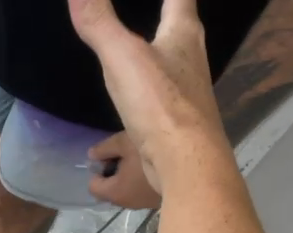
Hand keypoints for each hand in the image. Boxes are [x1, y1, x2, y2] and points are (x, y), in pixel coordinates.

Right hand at [69, 0, 230, 195]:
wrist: (183, 159)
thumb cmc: (158, 103)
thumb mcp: (122, 59)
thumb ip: (99, 24)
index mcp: (182, 32)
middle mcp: (192, 55)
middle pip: (183, 24)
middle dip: (172, 12)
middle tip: (159, 9)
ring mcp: (188, 87)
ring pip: (177, 58)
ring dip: (166, 49)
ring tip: (148, 47)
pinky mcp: (179, 116)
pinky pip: (167, 90)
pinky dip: (156, 84)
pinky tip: (144, 94)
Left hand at [87, 132, 161, 208]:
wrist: (196, 161)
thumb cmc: (153, 150)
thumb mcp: (125, 143)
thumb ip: (105, 149)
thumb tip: (92, 155)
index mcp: (114, 192)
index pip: (93, 186)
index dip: (98, 170)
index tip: (110, 156)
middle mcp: (127, 203)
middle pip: (110, 190)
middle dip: (113, 174)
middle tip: (126, 155)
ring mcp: (145, 204)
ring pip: (128, 191)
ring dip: (130, 178)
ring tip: (143, 158)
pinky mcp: (160, 200)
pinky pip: (144, 191)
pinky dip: (144, 181)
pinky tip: (157, 166)